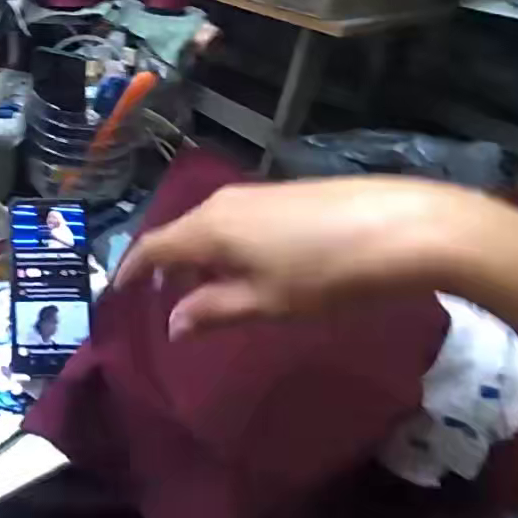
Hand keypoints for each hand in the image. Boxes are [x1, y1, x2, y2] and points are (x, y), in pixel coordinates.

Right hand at [114, 177, 517, 337]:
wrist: (400, 225)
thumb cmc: (325, 273)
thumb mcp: (266, 302)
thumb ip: (213, 311)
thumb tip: (173, 324)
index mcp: (209, 226)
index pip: (154, 246)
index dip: (132, 269)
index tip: (117, 292)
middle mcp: (223, 201)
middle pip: (179, 232)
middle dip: (167, 265)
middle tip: (164, 300)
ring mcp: (254, 193)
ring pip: (208, 225)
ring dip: (198, 256)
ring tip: (205, 290)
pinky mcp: (282, 193)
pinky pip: (233, 219)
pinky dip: (224, 245)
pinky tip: (246, 266)